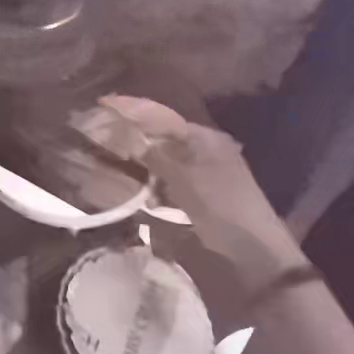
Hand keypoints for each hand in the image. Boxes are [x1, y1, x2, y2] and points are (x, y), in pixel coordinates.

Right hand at [98, 96, 307, 289]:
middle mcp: (203, 150)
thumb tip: (128, 136)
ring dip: (139, 160)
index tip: (103, 106)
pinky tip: (132, 187)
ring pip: (162, 160)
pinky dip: (150, 181)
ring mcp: (201, 173)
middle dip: (133, 136)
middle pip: (161, 137)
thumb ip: (156, 156)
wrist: (253, 247)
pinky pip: (166, 181)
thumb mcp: (185, 179)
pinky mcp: (197, 195)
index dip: (133, 111)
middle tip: (100, 134)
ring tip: (109, 158)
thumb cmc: (221, 207)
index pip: (162, 117)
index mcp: (204, 139)